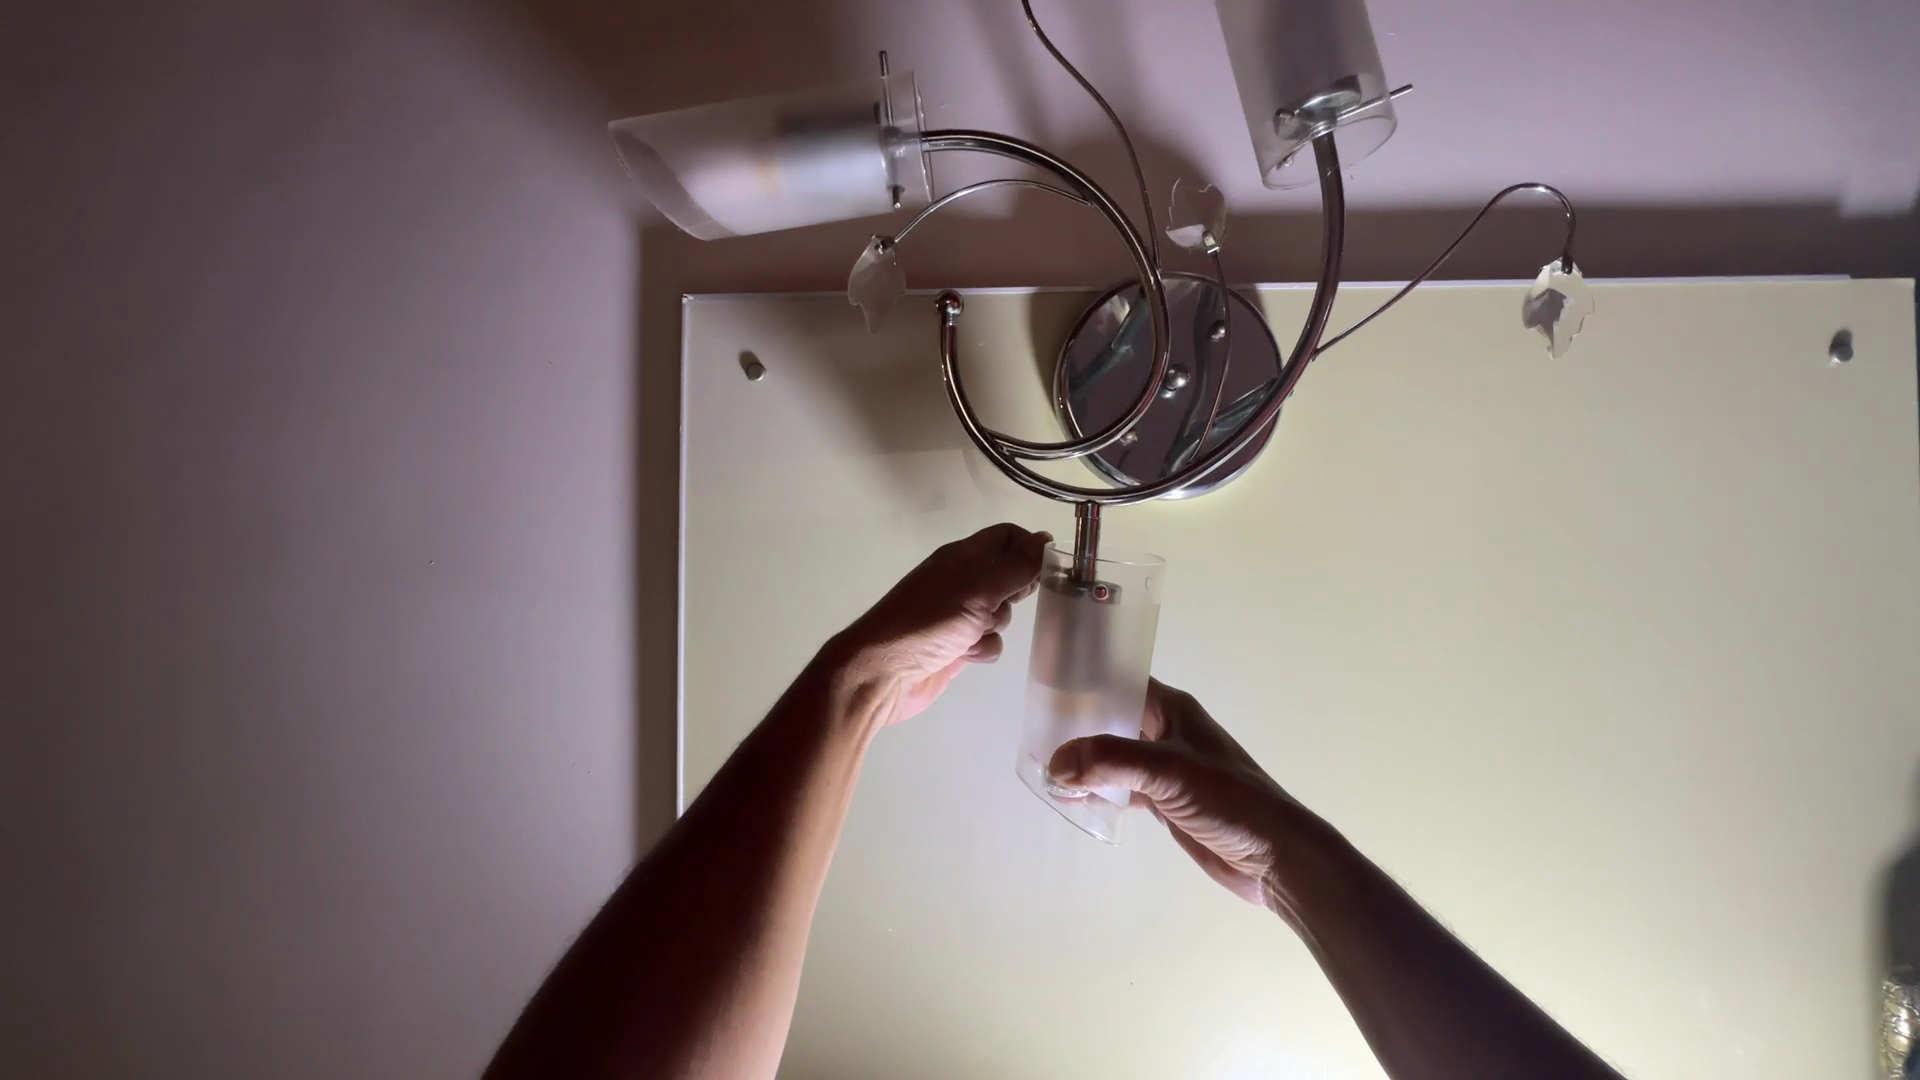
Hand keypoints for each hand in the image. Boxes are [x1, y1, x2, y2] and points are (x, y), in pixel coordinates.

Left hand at [831, 523, 1048, 725]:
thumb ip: (1016, 566)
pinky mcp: (959, 646)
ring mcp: (960, 615)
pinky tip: (965, 654)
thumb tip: (1045, 539)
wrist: (885, 673)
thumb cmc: (928, 621)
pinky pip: (989, 642)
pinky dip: (982, 649)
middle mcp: (962, 581)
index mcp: (962, 557)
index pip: (1006, 537)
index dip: (1029, 548)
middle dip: (1015, 592)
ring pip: (1002, 612)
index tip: (1047, 569)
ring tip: (972, 631)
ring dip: (995, 624)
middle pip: (1009, 575)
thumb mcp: (978, 587)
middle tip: (1002, 600)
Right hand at [1048, 679, 1304, 907]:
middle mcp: (1166, 731)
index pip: (1120, 680)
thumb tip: (1056, 763)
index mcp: (1171, 709)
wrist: (1278, 858)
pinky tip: (1074, 800)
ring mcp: (1166, 768)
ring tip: (1046, 769)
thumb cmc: (1229, 799)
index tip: (1047, 688)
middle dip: (1077, 725)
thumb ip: (1111, 760)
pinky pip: (1122, 787)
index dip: (1086, 680)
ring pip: (1114, 755)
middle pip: (1112, 718)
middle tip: (1036, 733)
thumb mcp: (1168, 770)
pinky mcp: (1166, 801)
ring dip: (1085, 762)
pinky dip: (1099, 791)